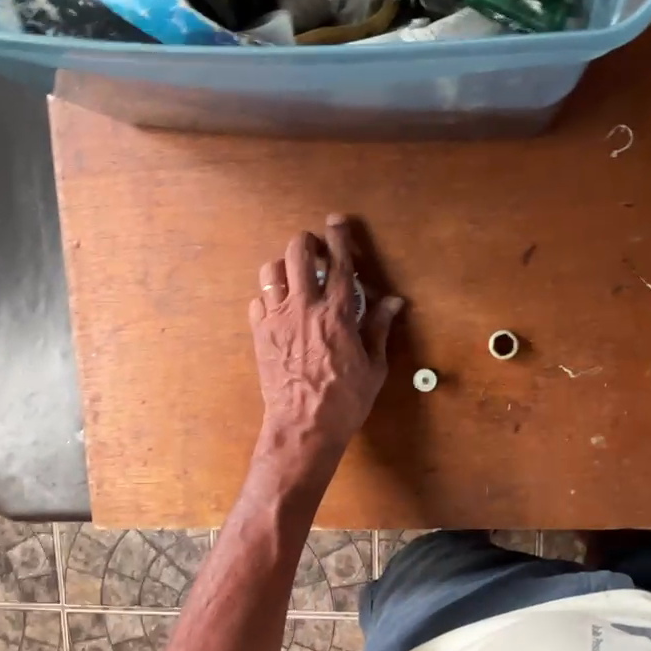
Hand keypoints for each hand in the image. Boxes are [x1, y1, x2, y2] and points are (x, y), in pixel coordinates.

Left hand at [250, 216, 403, 461]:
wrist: (303, 427)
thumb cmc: (345, 402)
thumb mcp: (373, 367)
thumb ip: (379, 329)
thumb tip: (393, 302)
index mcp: (337, 315)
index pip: (339, 264)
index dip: (340, 238)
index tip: (338, 223)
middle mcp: (304, 308)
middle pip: (297, 253)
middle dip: (306, 243)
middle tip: (315, 251)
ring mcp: (277, 320)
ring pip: (270, 271)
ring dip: (284, 267)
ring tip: (295, 278)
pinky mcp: (260, 335)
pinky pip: (258, 301)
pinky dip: (269, 298)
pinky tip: (280, 309)